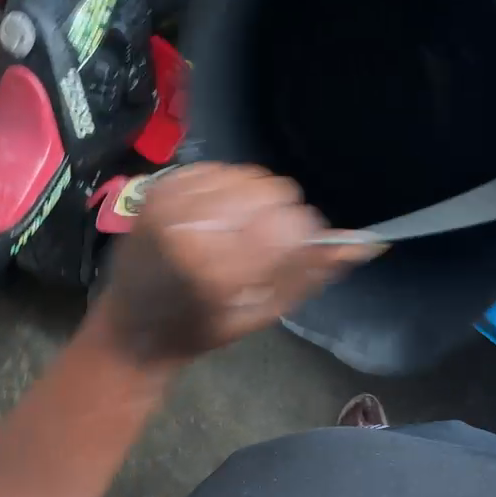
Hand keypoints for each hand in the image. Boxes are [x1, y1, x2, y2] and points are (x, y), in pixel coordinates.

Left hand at [85, 163, 381, 368]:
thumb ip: (310, 273)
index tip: (294, 248)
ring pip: (247, 174)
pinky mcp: (161, 186)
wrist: (131, 325)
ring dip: (253, 199)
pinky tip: (217, 214)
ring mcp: (171, 200)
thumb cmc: (201, 329)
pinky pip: (219, 167)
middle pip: (272, 189)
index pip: (290, 223)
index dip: (302, 233)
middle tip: (263, 243)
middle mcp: (191, 225)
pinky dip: (228, 187)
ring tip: (238, 229)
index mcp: (218, 267)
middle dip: (279, 213)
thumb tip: (364, 243)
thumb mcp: (261, 314)